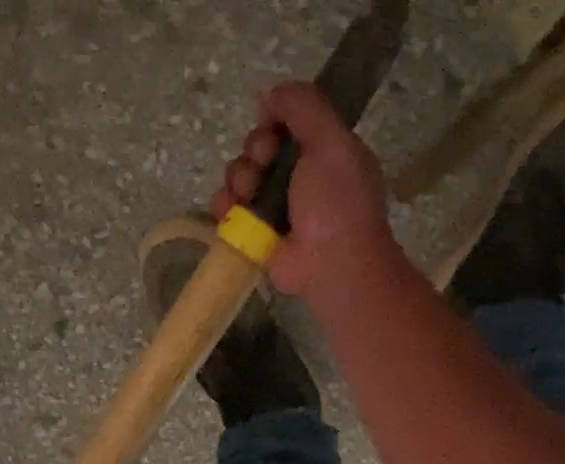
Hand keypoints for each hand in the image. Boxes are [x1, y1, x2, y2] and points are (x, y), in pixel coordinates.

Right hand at [211, 81, 398, 299]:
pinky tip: (234, 209)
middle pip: (260, 146)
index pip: (289, 122)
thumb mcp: (332, 140)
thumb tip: (270, 96)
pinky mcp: (259, 234)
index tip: (274, 127)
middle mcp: (304, 179)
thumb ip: (304, 105)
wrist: (333, 266)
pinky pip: (230, 208)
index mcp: (328, 154)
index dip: (275, 120)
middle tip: (265, 164)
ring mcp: (280, 209)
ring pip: (241, 174)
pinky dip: (226, 205)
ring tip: (251, 195)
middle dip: (255, 149)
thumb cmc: (338, 203)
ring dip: (239, 177)